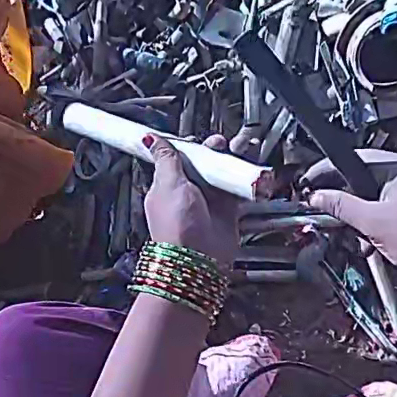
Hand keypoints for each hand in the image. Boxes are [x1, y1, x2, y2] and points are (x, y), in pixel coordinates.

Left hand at [143, 134, 239, 267]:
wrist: (197, 258)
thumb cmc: (176, 225)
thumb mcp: (168, 184)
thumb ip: (165, 159)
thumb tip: (150, 138)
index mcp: (166, 185)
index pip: (177, 158)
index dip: (189, 146)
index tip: (199, 139)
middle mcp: (187, 192)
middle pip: (202, 163)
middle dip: (213, 151)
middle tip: (221, 144)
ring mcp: (207, 201)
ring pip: (220, 173)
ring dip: (229, 160)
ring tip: (239, 149)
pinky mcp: (226, 211)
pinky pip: (235, 188)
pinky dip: (242, 177)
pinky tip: (246, 168)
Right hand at [303, 150, 396, 279]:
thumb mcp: (374, 223)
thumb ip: (341, 206)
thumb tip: (317, 196)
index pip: (352, 160)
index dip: (325, 173)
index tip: (308, 185)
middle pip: (363, 177)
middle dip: (345, 200)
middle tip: (328, 214)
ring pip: (376, 193)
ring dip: (362, 215)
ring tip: (361, 237)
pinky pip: (391, 204)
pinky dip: (379, 220)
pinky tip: (376, 240)